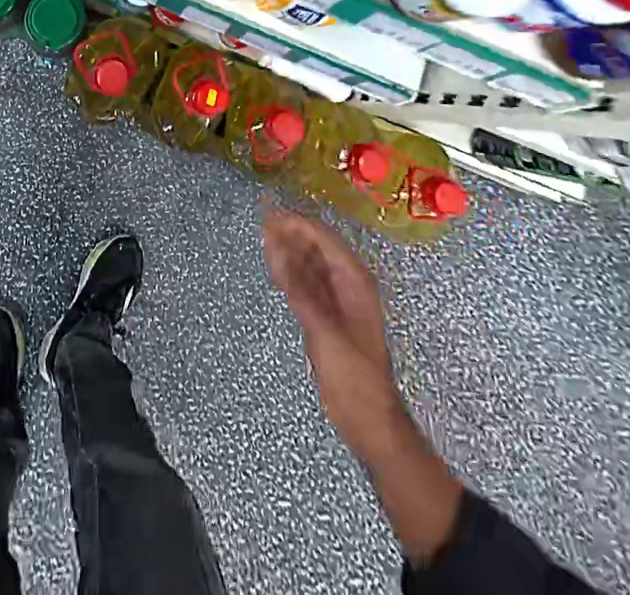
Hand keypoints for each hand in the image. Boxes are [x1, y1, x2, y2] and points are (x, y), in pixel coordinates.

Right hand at [261, 201, 408, 458]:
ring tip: (263, 234)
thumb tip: (277, 248)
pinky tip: (275, 267)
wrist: (367, 416)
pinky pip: (306, 284)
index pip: (323, 238)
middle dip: (291, 231)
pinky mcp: (326, 316)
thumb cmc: (352, 374)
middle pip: (316, 247)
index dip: (297, 223)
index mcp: (355, 280)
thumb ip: (300, 289)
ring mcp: (337, 300)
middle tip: (261, 217)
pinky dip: (290, 273)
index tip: (269, 212)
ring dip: (289, 249)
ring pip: (310, 265)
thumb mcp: (324, 330)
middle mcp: (347, 283)